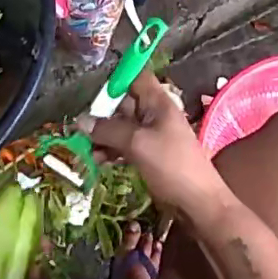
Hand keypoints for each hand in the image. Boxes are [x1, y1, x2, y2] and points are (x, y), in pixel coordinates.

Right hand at [78, 71, 235, 225]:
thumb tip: (81, 121)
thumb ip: (108, 130)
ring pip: (122, 127)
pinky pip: (126, 145)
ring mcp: (153, 135)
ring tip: (85, 150)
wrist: (197, 202)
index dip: (117, 78)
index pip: (137, 76)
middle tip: (79, 128)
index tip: (93, 90)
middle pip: (124, 103)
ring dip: (103, 136)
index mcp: (158, 102)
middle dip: (102, 114)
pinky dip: (111, 151)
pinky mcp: (150, 154)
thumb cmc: (171, 165)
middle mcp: (155, 114)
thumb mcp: (137, 143)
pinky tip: (98, 162)